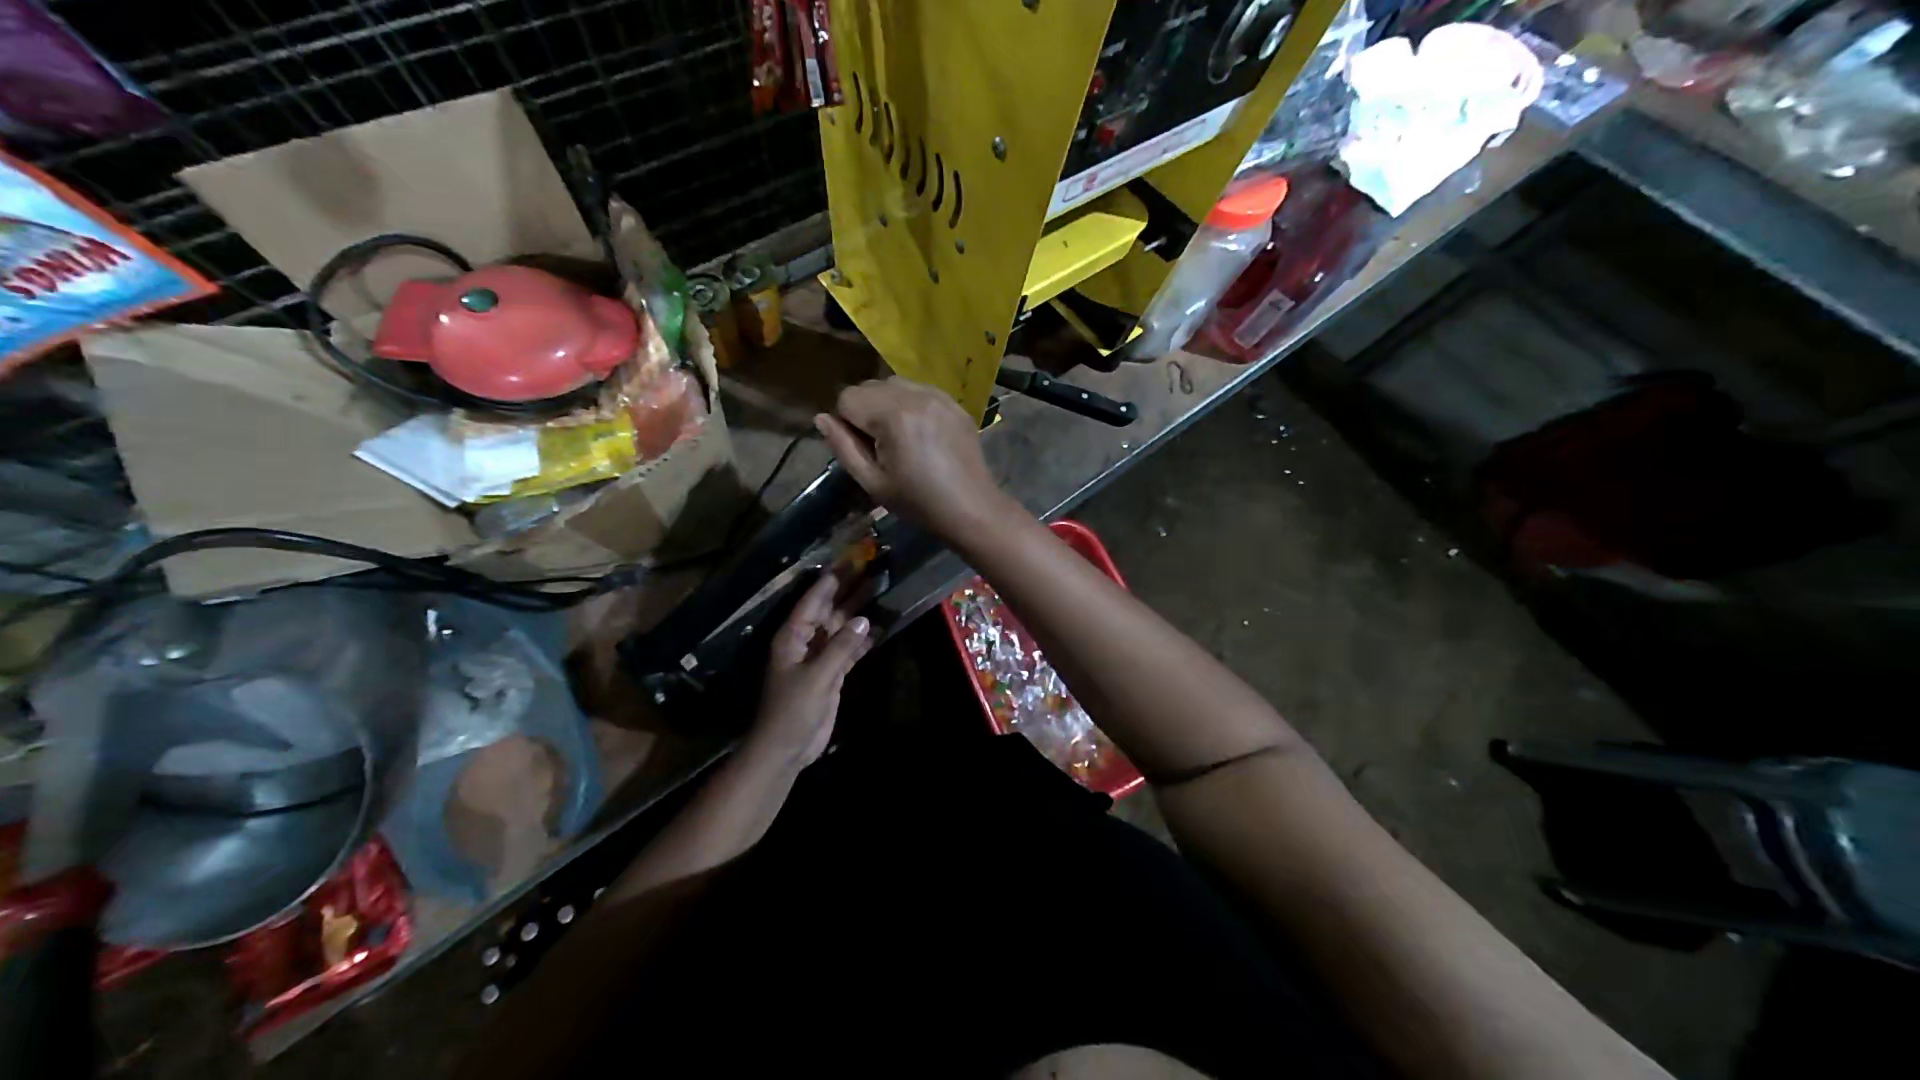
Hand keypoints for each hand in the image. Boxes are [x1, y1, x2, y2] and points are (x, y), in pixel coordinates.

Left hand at [751, 569, 870, 766]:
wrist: (786, 748)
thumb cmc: (793, 709)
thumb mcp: (817, 676)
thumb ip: (841, 647)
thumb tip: (864, 619)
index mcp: (792, 637)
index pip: (812, 601)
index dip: (830, 581)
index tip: (849, 560)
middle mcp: (805, 642)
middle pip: (829, 610)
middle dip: (848, 591)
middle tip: (872, 568)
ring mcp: (819, 658)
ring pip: (841, 627)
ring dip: (858, 611)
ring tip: (880, 589)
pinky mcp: (831, 674)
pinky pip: (849, 649)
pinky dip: (863, 639)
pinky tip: (879, 626)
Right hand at [815, 377, 1011, 541]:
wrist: (971, 508)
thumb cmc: (918, 502)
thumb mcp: (873, 482)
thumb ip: (843, 447)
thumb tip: (821, 418)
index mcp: (893, 416)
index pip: (847, 397)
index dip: (847, 424)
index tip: (864, 450)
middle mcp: (915, 395)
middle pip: (869, 385)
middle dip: (865, 411)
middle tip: (881, 446)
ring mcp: (938, 395)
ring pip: (894, 383)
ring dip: (887, 403)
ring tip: (900, 437)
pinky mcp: (954, 402)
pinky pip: (919, 389)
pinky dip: (911, 403)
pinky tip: (920, 431)